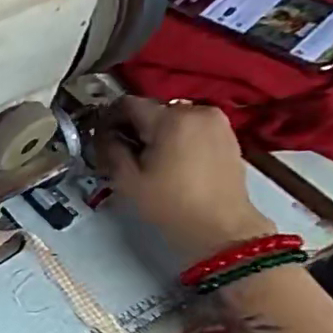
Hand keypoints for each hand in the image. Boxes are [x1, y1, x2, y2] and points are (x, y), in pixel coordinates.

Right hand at [95, 97, 273, 262]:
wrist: (221, 229)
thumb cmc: (171, 206)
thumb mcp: (129, 182)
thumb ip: (111, 150)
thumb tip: (105, 135)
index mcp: (170, 119)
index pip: (129, 104)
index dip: (111, 118)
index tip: (103, 137)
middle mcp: (196, 110)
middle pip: (154, 111)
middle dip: (137, 128)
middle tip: (127, 155)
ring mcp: (217, 122)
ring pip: (176, 119)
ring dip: (160, 134)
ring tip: (154, 161)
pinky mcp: (229, 135)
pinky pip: (195, 128)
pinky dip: (182, 139)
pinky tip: (177, 163)